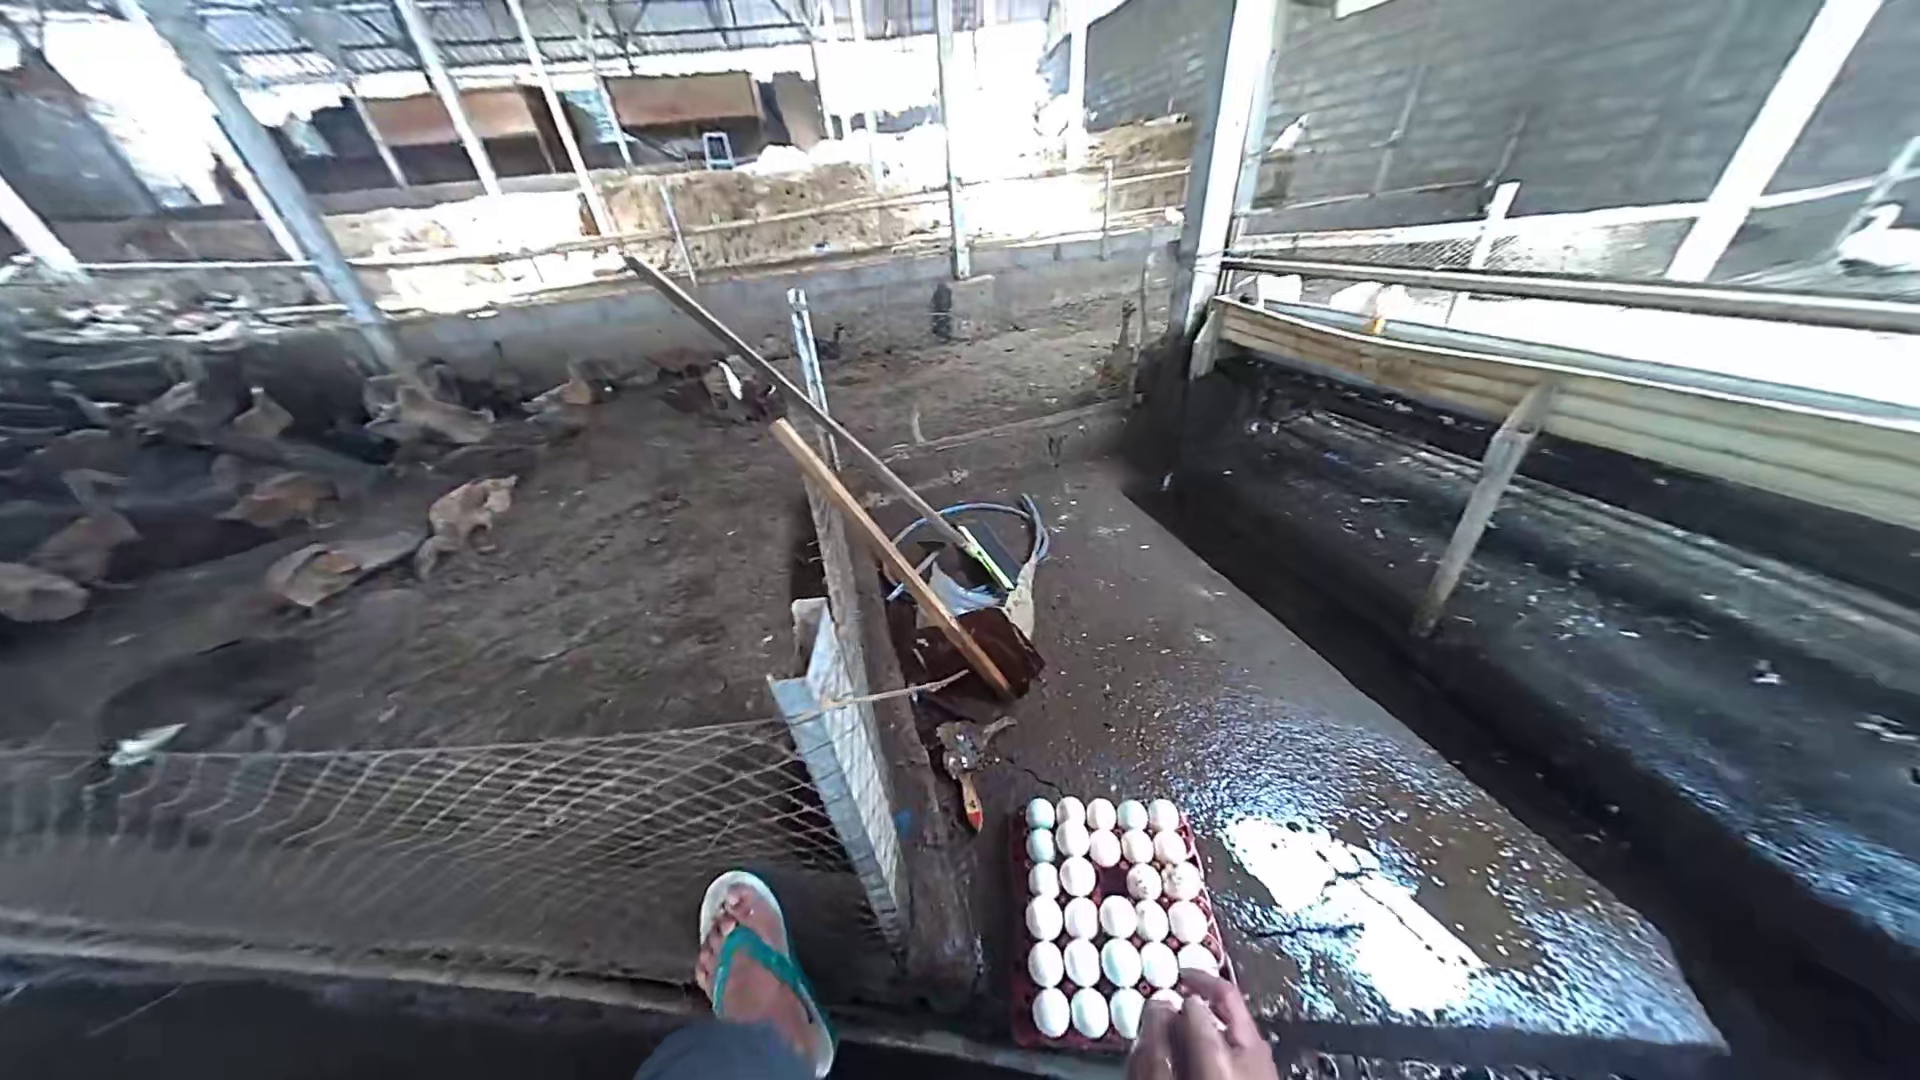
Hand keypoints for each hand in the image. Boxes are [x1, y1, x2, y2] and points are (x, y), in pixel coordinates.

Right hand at [1126, 971, 1278, 1079]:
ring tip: (1155, 1040)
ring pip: (1199, 1043)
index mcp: (1249, 1041)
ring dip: (1175, 1036)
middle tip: (1157, 1011)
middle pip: (1209, 1017)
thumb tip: (1186, 999)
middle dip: (1180, 1011)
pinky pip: (1192, 1065)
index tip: (1175, 975)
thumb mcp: (1215, 1061)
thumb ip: (1200, 1025)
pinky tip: (1161, 1066)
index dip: (1199, 978)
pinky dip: (1174, 1060)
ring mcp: (1232, 1076)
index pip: (1225, 993)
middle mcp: (1243, 1055)